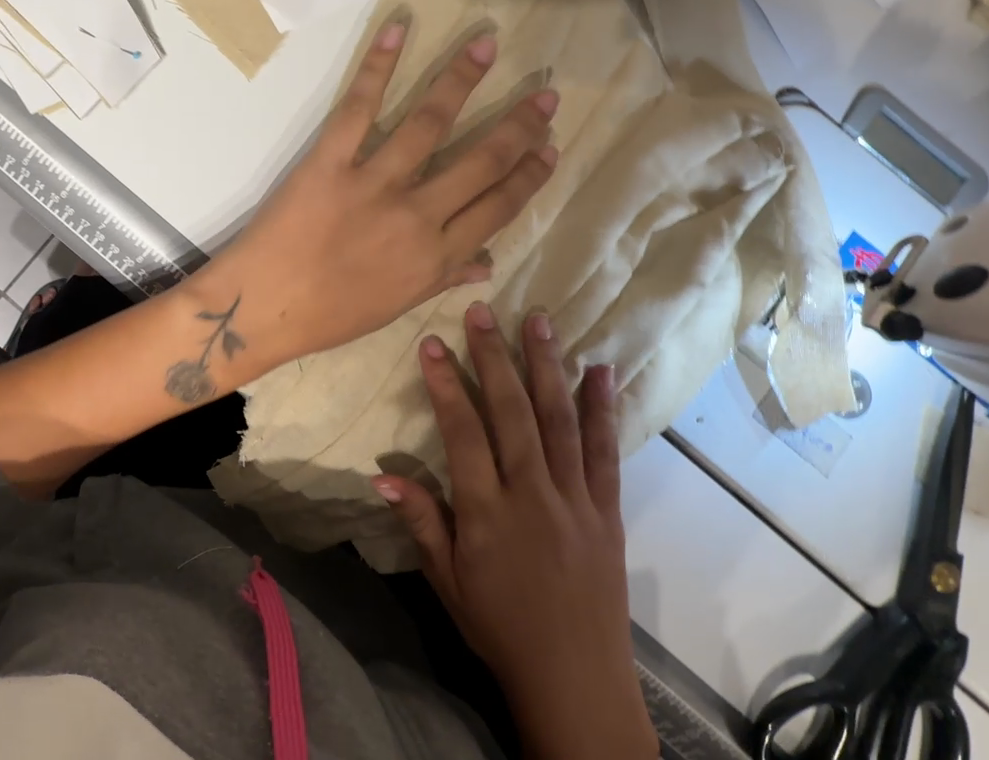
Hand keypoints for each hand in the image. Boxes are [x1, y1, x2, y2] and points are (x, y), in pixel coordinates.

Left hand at [186, 10, 558, 371]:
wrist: (260, 308)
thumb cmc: (326, 316)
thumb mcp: (393, 308)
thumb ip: (441, 279)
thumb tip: (488, 264)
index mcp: (436, 256)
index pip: (499, 207)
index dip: (529, 174)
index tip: (549, 146)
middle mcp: (416, 216)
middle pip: (481, 162)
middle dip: (519, 126)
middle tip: (544, 94)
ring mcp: (373, 185)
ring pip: (429, 124)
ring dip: (461, 80)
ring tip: (487, 45)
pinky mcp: (328, 163)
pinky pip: (358, 109)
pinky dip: (378, 66)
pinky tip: (398, 31)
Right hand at [373, 304, 655, 759]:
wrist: (576, 677)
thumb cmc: (498, 625)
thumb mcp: (446, 580)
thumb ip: (420, 521)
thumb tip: (381, 473)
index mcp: (487, 513)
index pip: (463, 435)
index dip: (446, 386)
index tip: (433, 344)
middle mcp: (533, 496)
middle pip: (512, 414)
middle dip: (494, 359)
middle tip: (482, 311)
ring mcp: (576, 500)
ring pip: (559, 422)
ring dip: (547, 367)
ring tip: (539, 322)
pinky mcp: (607, 511)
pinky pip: (604, 452)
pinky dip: (602, 409)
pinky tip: (600, 373)